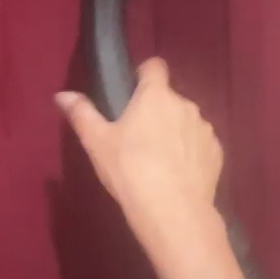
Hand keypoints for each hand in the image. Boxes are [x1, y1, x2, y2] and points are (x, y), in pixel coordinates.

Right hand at [56, 59, 225, 263]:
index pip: (154, 66)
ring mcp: (205, 128)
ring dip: (174, 131)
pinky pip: (200, 144)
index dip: (143, 74)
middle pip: (168, 98)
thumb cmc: (130, 170)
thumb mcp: (97, 143)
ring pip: (185, 121)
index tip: (132, 91)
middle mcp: (185, 104)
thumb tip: (62, 94)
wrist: (173, 212)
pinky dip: (189, 152)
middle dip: (155, 111)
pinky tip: (176, 174)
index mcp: (156, 96)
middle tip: (136, 137)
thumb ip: (81, 113)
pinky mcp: (217, 153)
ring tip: (158, 160)